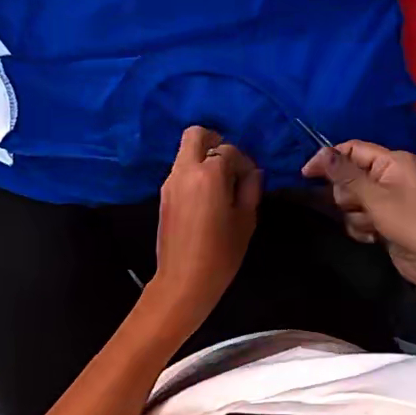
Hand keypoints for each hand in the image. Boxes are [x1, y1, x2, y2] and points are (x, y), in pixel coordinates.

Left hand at [150, 126, 261, 328]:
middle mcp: (184, 171)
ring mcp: (169, 182)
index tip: (249, 181)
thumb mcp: (246, 220)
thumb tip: (252, 173)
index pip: (229, 149)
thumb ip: (250, 189)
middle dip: (214, 141)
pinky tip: (205, 197)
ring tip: (219, 184)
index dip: (243, 162)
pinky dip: (192, 173)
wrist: (184, 280)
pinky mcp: (163, 195)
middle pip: (195, 134)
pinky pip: (179, 171)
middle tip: (229, 163)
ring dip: (202, 158)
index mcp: (209, 174)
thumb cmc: (221, 253)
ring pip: (184, 152)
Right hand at [302, 140, 415, 300]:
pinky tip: (374, 237)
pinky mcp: (384, 221)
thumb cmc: (413, 224)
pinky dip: (361, 228)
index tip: (305, 175)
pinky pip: (358, 219)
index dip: (329, 159)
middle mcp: (389, 176)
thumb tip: (321, 152)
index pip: (352, 150)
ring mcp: (387, 201)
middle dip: (347, 196)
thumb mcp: (377, 198)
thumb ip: (347, 175)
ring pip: (350, 202)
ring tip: (373, 227)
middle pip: (348, 178)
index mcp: (393, 161)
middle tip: (359, 207)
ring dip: (355, 217)